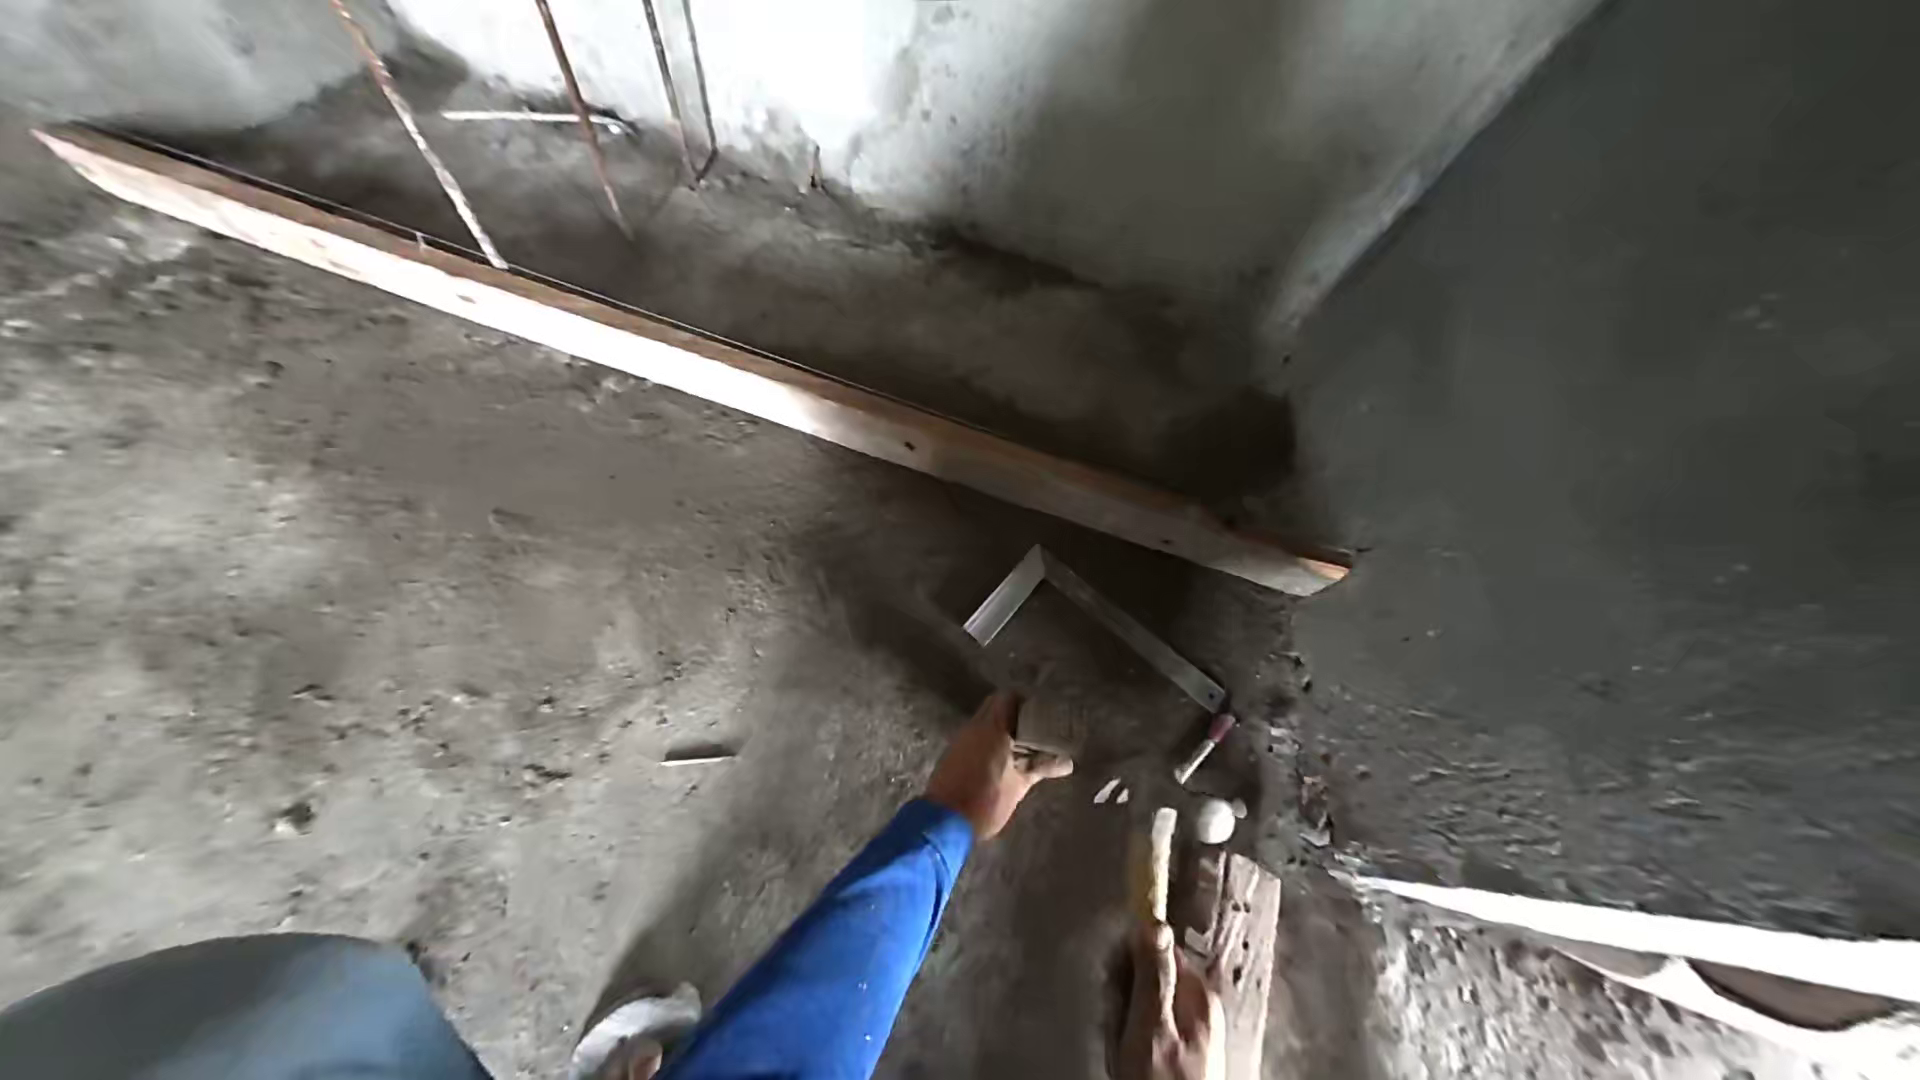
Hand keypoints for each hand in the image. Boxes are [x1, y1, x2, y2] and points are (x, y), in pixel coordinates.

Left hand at [924, 690, 1072, 839]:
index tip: (1043, 711)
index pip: (1008, 697)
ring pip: (985, 722)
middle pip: (996, 706)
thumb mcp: (1018, 786)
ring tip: (1026, 744)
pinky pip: (976, 736)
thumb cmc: (986, 801)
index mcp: (992, 727)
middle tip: (1037, 728)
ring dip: (1003, 728)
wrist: (944, 821)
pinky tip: (1006, 757)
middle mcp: (974, 726)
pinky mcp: (954, 752)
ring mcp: (961, 739)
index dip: (1026, 700)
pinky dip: (991, 739)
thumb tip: (1067, 762)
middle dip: (1016, 714)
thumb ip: (1041, 768)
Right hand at [1117, 923, 1222, 1079]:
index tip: (1112, 981)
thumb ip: (1153, 974)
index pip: (1156, 944)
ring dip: (1120, 1018)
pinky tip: (1123, 1058)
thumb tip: (1153, 920)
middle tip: (1115, 1023)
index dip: (1129, 957)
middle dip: (1122, 992)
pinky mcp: (1175, 1050)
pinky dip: (1127, 1037)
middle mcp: (1196, 1005)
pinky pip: (1143, 1026)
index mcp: (1197, 993)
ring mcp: (1187, 1029)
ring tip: (1119, 1048)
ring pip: (1140, 999)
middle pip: (1147, 971)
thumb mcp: (1151, 1027)